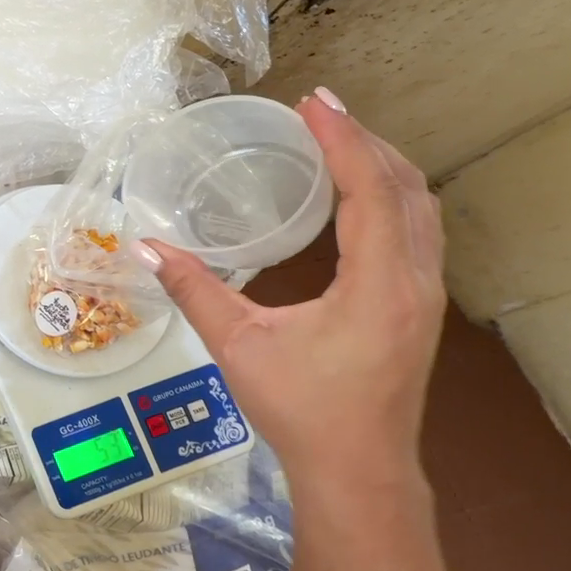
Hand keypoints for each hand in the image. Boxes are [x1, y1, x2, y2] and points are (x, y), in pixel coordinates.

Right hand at [139, 89, 444, 486]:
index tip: (312, 104)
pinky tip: (361, 196)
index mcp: (379, 283)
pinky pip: (417, 231)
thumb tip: (146, 250)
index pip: (370, 191)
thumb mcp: (238, 345)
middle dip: (367, 141)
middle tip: (322, 110)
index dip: (342, 141)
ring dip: (385, 166)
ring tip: (342, 140)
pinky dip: (392, 196)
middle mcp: (415, 279)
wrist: (357, 465)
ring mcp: (424, 294)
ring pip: (421, 209)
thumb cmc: (300, 407)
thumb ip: (195, 292)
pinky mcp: (418, 306)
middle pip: (408, 188)